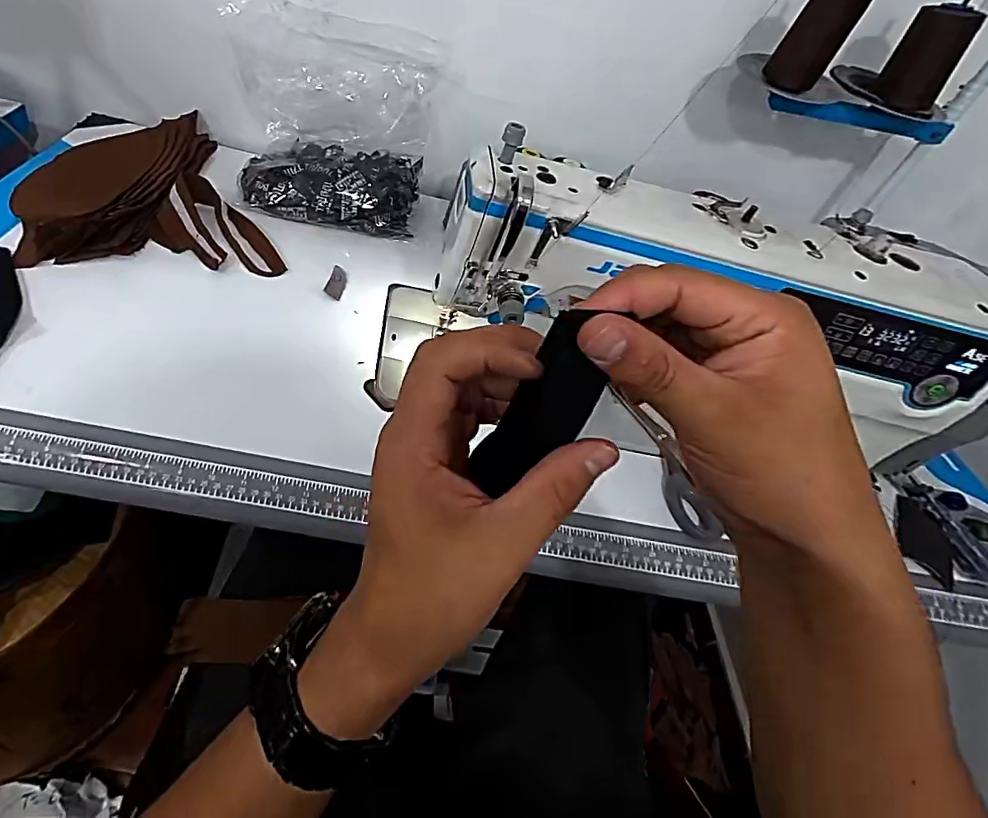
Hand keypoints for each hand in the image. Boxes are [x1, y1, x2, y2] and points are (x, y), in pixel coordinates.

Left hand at [297, 325, 618, 738]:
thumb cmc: (425, 598)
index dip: (488, 350)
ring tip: (543, 390)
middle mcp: (409, 436)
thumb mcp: (503, 543)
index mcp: (410, 444)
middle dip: (497, 355)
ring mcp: (419, 448)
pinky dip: (495, 407)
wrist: (392, 637)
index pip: (439, 363)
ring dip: (498, 379)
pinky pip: (463, 415)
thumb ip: (553, 490)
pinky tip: (525, 418)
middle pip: (447, 365)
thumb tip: (595, 452)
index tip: (532, 366)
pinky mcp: (433, 463)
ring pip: (456, 387)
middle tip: (546, 366)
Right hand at [575, 265, 887, 563]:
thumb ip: (649, 367)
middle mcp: (751, 325)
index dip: (622, 297)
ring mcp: (731, 351)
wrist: (807, 541)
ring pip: (660, 326)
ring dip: (628, 344)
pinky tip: (625, 382)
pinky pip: (664, 354)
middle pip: (666, 298)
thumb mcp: (711, 416)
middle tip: (584, 342)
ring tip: (604, 367)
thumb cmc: (796, 482)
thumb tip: (598, 329)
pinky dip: (638, 365)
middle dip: (621, 319)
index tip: (582, 320)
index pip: (677, 284)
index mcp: (767, 318)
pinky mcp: (713, 375)